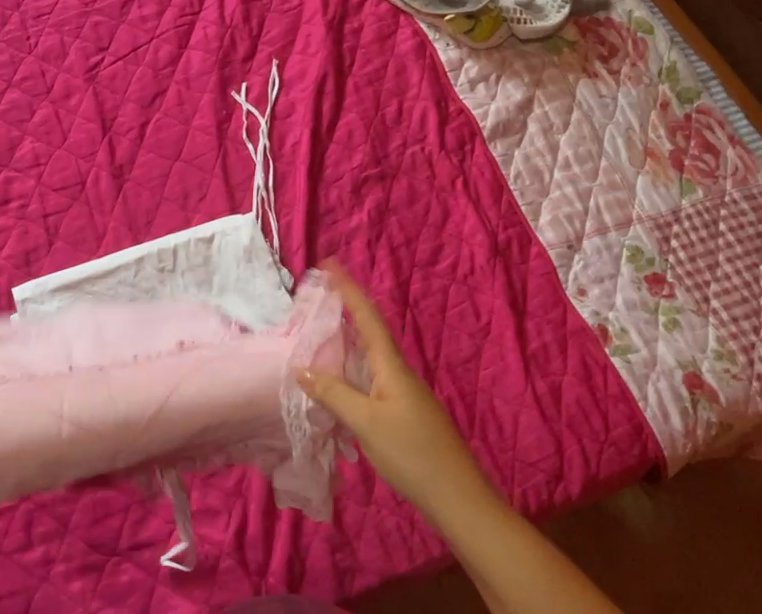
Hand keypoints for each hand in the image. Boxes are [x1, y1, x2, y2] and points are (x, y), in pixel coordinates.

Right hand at [297, 263, 490, 519]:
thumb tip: (302, 368)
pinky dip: (352, 370)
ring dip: (347, 341)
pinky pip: (372, 379)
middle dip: (346, 310)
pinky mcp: (405, 414)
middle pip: (370, 332)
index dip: (349, 289)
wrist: (459, 498)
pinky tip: (340, 382)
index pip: (367, 317)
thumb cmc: (412, 454)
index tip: (330, 263)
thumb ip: (334, 394)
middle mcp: (399, 373)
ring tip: (321, 333)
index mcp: (391, 367)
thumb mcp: (366, 424)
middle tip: (319, 295)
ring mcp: (404, 394)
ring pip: (370, 357)